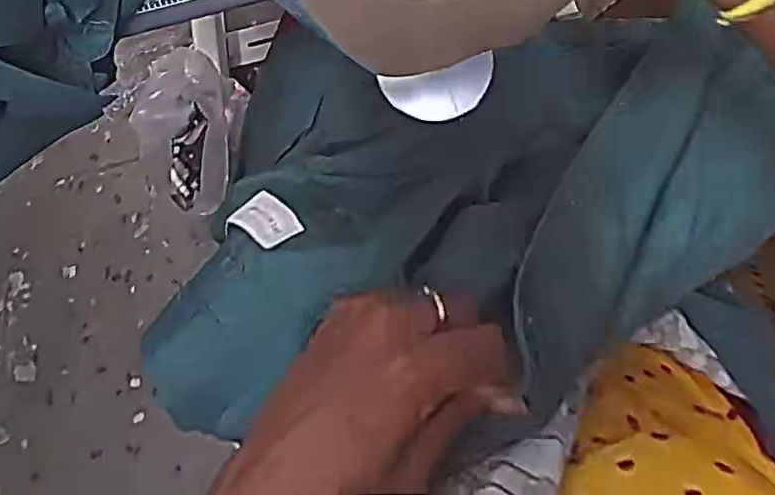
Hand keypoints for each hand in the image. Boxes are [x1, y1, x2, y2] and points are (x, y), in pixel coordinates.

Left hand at [210, 289, 522, 494]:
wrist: (268, 483)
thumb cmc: (342, 486)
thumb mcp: (410, 470)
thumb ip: (455, 417)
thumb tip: (495, 391)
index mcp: (411, 366)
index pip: (484, 342)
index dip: (504, 365)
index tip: (506, 386)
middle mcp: (386, 321)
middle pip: (454, 303)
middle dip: (470, 336)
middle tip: (473, 375)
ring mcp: (357, 309)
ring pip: (421, 297)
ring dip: (435, 325)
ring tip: (432, 366)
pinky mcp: (335, 312)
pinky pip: (386, 302)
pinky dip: (402, 320)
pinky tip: (395, 355)